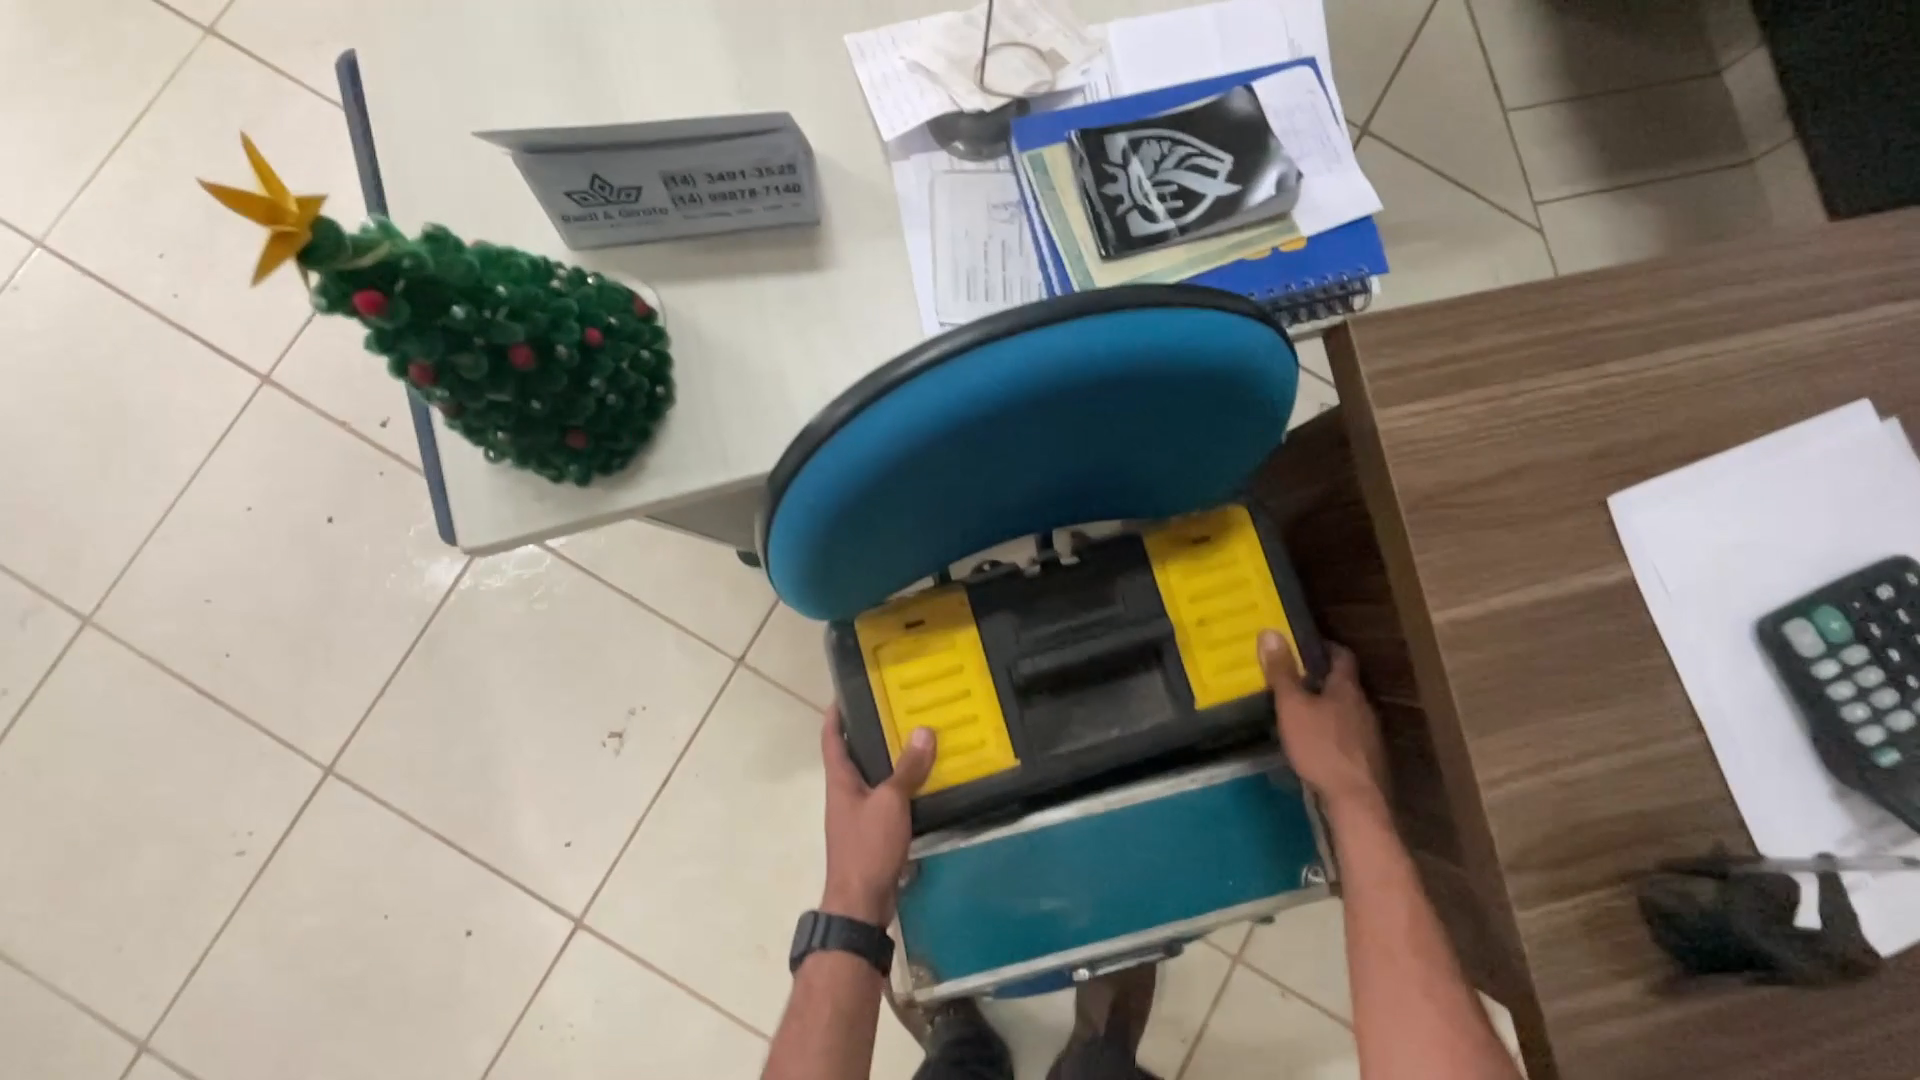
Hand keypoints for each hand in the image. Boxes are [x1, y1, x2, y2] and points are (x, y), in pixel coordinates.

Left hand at [818, 707, 936, 924]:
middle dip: (873, 734)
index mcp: (840, 781)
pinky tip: (926, 783)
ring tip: (919, 741)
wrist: (861, 903)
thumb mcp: (890, 803)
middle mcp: (845, 793)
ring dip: (892, 761)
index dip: (836, 715)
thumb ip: (907, 769)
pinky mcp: (874, 833)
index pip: (832, 738)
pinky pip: (888, 800)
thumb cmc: (867, 847)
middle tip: (901, 711)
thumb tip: (923, 731)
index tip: (848, 692)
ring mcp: (858, 814)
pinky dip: (904, 788)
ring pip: (875, 778)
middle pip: (855, 755)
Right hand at [1260, 632, 1389, 819]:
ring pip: (1346, 710)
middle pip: (1344, 684)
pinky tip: (1315, 742)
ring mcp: (1369, 734)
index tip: (1305, 645)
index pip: (1342, 656)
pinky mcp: (1367, 758)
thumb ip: (1282, 673)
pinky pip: (1347, 734)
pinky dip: (1331, 730)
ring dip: (1326, 706)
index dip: (1325, 647)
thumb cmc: (1321, 746)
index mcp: (1346, 689)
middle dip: (1321, 679)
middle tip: (1293, 678)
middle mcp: (1363, 706)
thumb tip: (1270, 632)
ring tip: (1300, 710)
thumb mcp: (1292, 707)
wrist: (1355, 799)